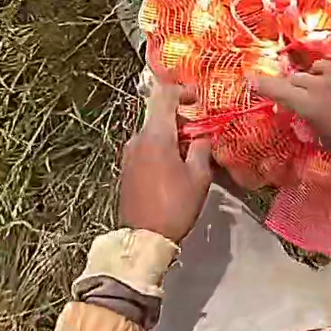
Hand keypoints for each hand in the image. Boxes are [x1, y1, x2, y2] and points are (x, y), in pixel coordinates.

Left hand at [118, 74, 213, 241]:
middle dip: (183, 120)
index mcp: (156, 136)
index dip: (183, 92)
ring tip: (193, 153)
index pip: (165, 97)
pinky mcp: (127, 168)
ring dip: (174, 135)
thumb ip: (202, 147)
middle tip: (203, 134)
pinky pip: (147, 147)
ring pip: (154, 132)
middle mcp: (138, 140)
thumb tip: (202, 136)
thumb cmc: (175, 204)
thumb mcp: (199, 175)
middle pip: (160, 116)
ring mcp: (129, 154)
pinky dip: (163, 147)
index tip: (199, 98)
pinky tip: (177, 165)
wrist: (143, 239)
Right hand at [254, 61, 330, 178]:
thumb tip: (308, 119)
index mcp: (311, 105)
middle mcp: (325, 83)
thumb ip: (315, 126)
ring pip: (322, 68)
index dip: (263, 85)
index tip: (251, 80)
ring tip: (324, 90)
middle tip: (295, 94)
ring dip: (317, 78)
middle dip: (293, 85)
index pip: (279, 90)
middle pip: (298, 77)